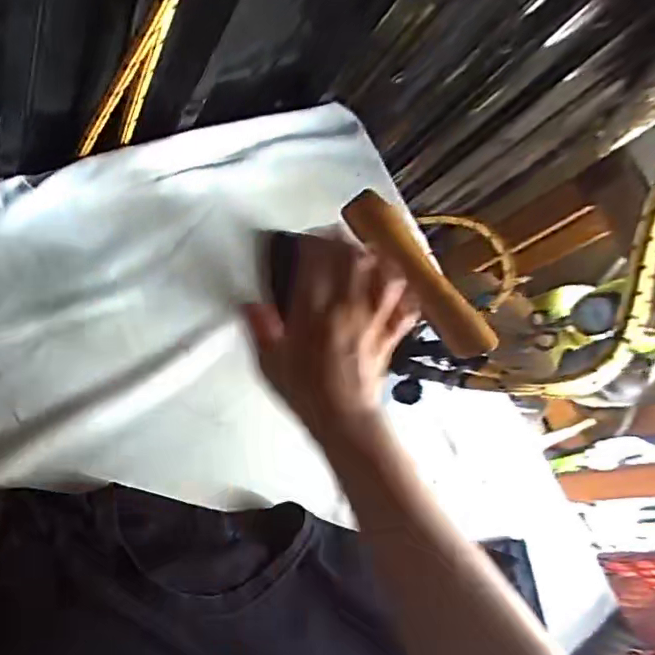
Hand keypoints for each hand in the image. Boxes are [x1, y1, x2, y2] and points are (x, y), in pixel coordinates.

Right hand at [243, 232, 418, 439]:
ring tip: (366, 250)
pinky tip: (399, 283)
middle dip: (343, 240)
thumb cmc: (308, 395)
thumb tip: (251, 307)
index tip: (305, 238)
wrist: (342, 418)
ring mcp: (372, 321)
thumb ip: (261, 329)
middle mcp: (347, 311)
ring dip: (376, 257)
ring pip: (382, 275)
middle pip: (353, 259)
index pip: (316, 263)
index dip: (311, 243)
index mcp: (315, 314)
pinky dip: (403, 291)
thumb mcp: (270, 363)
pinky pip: (404, 306)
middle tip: (334, 236)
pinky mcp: (388, 335)